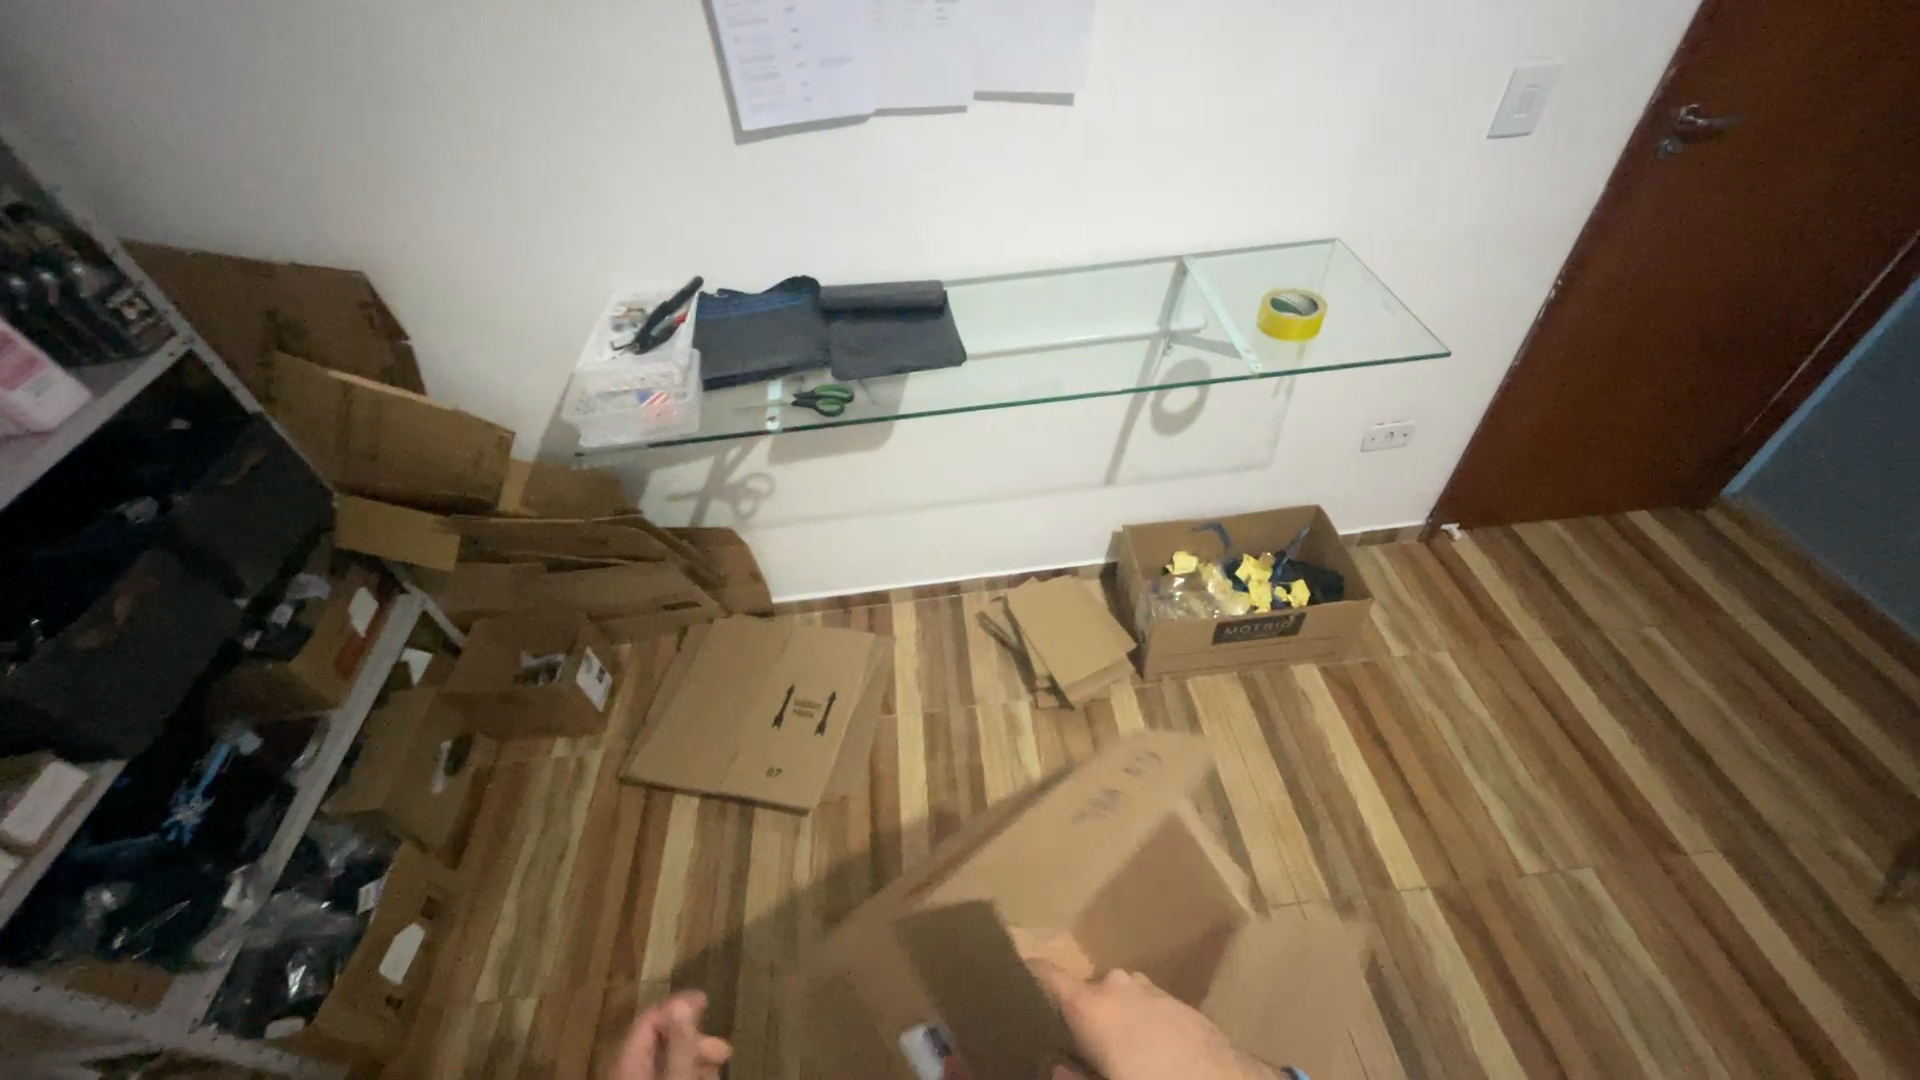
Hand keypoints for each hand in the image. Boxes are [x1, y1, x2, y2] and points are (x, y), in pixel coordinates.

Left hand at [612, 990, 732, 1079]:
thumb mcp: (676, 1075)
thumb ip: (679, 1041)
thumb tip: (682, 1000)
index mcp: (628, 1060)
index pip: (649, 1017)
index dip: (678, 1004)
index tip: (706, 999)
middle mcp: (631, 1067)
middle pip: (663, 1038)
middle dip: (697, 1037)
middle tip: (722, 1049)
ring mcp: (643, 1077)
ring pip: (671, 1057)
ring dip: (699, 1055)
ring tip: (719, 1064)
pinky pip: (671, 1071)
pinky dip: (692, 1069)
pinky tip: (709, 1074)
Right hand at [1026, 961, 1275, 1079]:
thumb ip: (1068, 1077)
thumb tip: (1052, 1062)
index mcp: (1091, 1004)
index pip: (1042, 973)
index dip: (1022, 978)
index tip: (1008, 987)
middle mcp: (1116, 985)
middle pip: (1081, 993)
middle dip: (1074, 1019)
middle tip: (1072, 1049)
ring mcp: (1151, 990)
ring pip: (1114, 1000)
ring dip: (1109, 1023)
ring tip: (1113, 1059)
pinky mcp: (1179, 1003)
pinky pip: (1143, 1008)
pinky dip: (1137, 1027)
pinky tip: (1148, 1059)